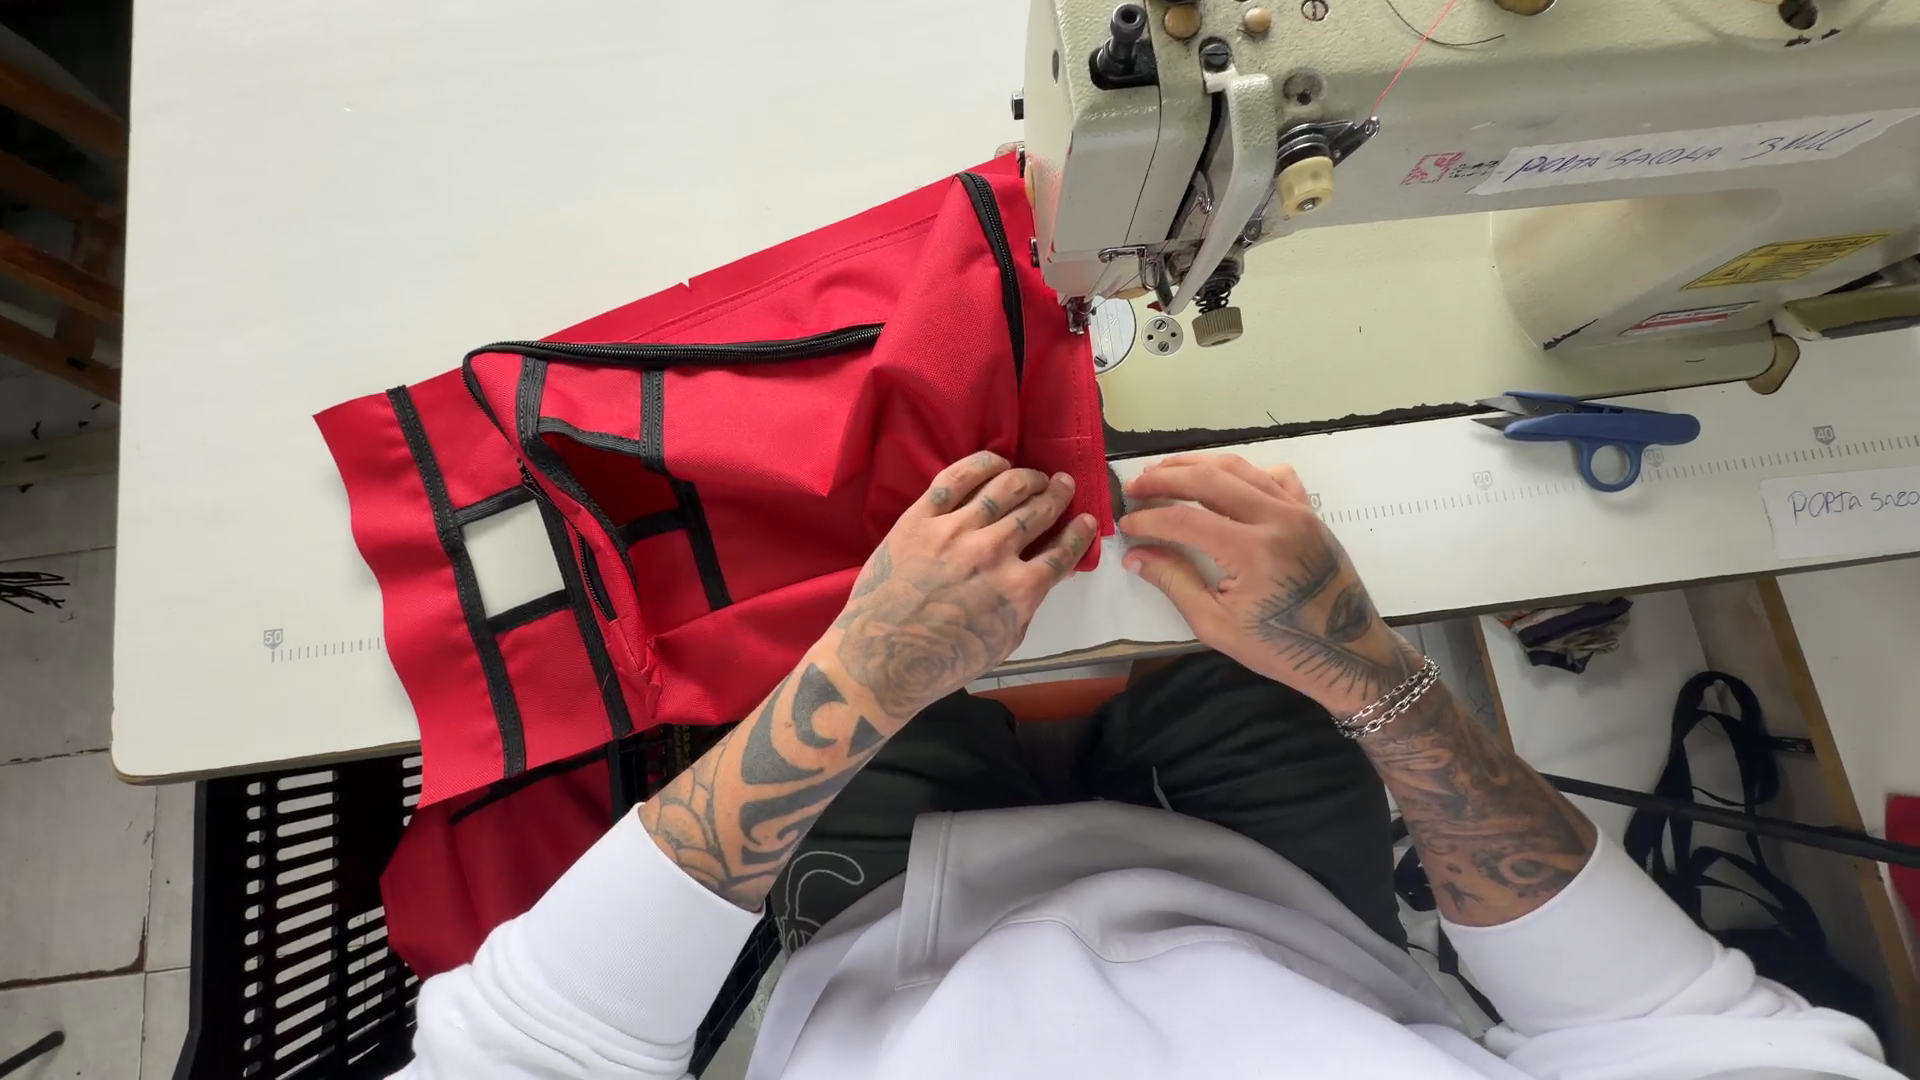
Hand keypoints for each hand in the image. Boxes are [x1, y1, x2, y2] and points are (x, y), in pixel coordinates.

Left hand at [832, 451, 1097, 721]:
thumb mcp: (1003, 642)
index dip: (1079, 533)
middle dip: (1057, 495)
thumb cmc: (944, 662)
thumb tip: (1041, 577)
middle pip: (1037, 511)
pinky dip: (982, 464)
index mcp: (1019, 589)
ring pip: (1004, 488)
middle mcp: (994, 552)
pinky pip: (956, 478)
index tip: (1086, 519)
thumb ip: (1026, 605)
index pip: (1062, 551)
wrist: (882, 658)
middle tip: (1063, 485)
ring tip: (1036, 475)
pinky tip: (997, 461)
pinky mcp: (920, 518)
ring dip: (1028, 477)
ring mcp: (956, 531)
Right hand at [1118, 453, 1411, 715]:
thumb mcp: (1215, 624)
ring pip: (1239, 468)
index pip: (1185, 520)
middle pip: (1209, 479)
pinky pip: (1273, 476)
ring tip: (1164, 471)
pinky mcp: (1310, 512)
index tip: (1126, 525)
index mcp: (1252, 552)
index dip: (1149, 520)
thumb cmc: (1280, 649)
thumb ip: (1174, 581)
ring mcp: (1298, 511)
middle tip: (1135, 486)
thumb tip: (1135, 555)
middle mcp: (1276, 520)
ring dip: (1197, 465)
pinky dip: (1243, 472)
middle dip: (1165, 478)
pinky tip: (1222, 482)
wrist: (1349, 654)